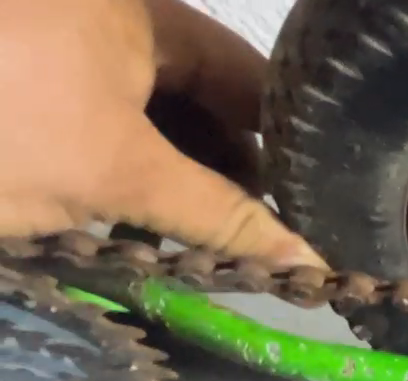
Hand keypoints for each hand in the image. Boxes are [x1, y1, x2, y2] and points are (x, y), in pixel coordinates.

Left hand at [0, 0, 321, 264]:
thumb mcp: (108, 177)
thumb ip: (220, 218)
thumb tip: (310, 260)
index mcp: (136, 12)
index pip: (253, 86)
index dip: (291, 153)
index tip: (309, 213)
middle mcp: (98, 10)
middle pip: (202, 93)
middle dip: (230, 166)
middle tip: (246, 233)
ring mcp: (46, 28)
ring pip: (145, 102)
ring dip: (171, 167)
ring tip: (180, 228)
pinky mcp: (14, 56)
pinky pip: (86, 102)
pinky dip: (109, 152)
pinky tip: (115, 200)